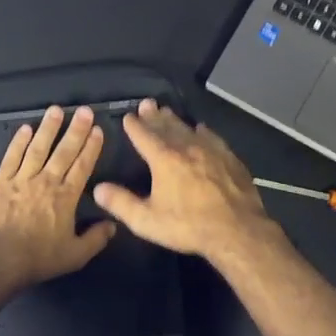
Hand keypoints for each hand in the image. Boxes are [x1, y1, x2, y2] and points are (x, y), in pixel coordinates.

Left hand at [0, 105, 116, 290]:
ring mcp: (21, 180)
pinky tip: (25, 129)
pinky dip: (18, 142)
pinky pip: (11, 157)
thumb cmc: (39, 258)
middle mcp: (46, 182)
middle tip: (84, 111)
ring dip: (48, 129)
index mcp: (66, 197)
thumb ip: (96, 239)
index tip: (98, 131)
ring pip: (37, 149)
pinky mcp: (0, 183)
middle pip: (63, 152)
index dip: (91, 148)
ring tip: (56, 111)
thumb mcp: (75, 255)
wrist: (0, 258)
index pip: (82, 166)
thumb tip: (113, 225)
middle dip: (76, 130)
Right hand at [91, 99, 277, 268]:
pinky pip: (212, 138)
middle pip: (167, 127)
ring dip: (176, 120)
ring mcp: (212, 151)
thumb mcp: (146, 220)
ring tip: (168, 111)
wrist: (237, 231)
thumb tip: (97, 188)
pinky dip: (202, 131)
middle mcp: (187, 148)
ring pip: (189, 129)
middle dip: (155, 115)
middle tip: (147, 103)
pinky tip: (201, 129)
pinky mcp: (230, 159)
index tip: (127, 116)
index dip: (134, 126)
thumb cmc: (187, 226)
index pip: (145, 136)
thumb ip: (120, 203)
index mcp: (164, 160)